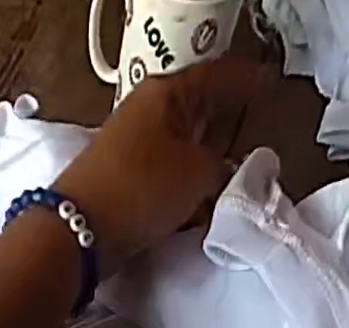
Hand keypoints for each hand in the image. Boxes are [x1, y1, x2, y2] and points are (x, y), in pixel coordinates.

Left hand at [53, 57, 266, 272]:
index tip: (270, 85)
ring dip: (201, 166)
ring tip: (228, 183)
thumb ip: (222, 170)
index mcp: (165, 94)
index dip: (248, 81)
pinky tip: (195, 209)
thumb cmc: (142, 188)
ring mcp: (127, 150)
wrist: (78, 230)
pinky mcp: (118, 184)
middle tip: (251, 136)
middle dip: (223, 126)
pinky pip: (160, 180)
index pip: (217, 76)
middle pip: (195, 114)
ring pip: (177, 151)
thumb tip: (224, 174)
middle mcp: (144, 115)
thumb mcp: (198, 174)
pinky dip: (180, 191)